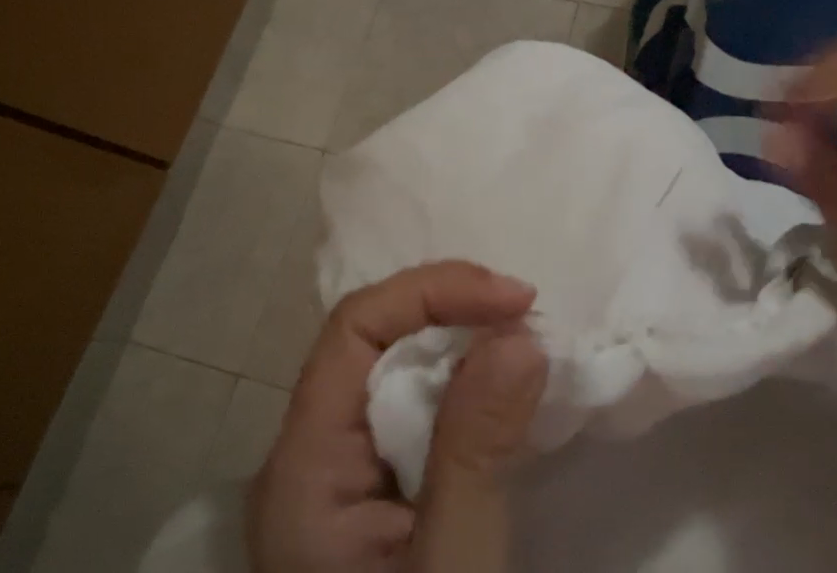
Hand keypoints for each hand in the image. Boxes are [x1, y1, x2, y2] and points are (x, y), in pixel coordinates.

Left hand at [247, 261, 548, 572]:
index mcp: (303, 471)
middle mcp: (309, 460)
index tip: (520, 300)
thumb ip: (475, 451)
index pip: (354, 332)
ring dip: (465, 349)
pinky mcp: (373, 497)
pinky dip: (466, 392)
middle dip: (454, 314)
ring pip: (396, 376)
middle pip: (372, 345)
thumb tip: (518, 333)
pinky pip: (414, 415)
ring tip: (530, 350)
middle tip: (533, 321)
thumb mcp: (450, 565)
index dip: (435, 292)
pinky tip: (506, 400)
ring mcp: (339, 480)